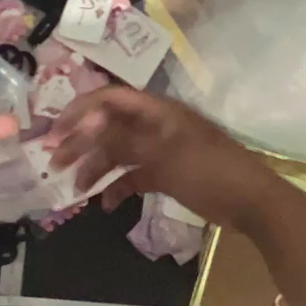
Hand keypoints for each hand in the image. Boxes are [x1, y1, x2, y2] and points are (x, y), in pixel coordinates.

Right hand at [43, 87, 281, 228]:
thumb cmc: (209, 171)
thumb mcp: (163, 155)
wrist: (251, 202)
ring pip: (119, 153)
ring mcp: (161, 150)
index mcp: (157, 111)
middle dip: (81, 143)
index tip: (54, 133)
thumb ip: (122, 141)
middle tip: (54, 163)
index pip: (109, 100)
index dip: (79, 112)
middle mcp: (155, 126)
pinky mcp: (166, 174)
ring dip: (96, 168)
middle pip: (109, 127)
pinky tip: (105, 205)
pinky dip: (118, 187)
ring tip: (76, 190)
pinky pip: (134, 175)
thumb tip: (85, 126)